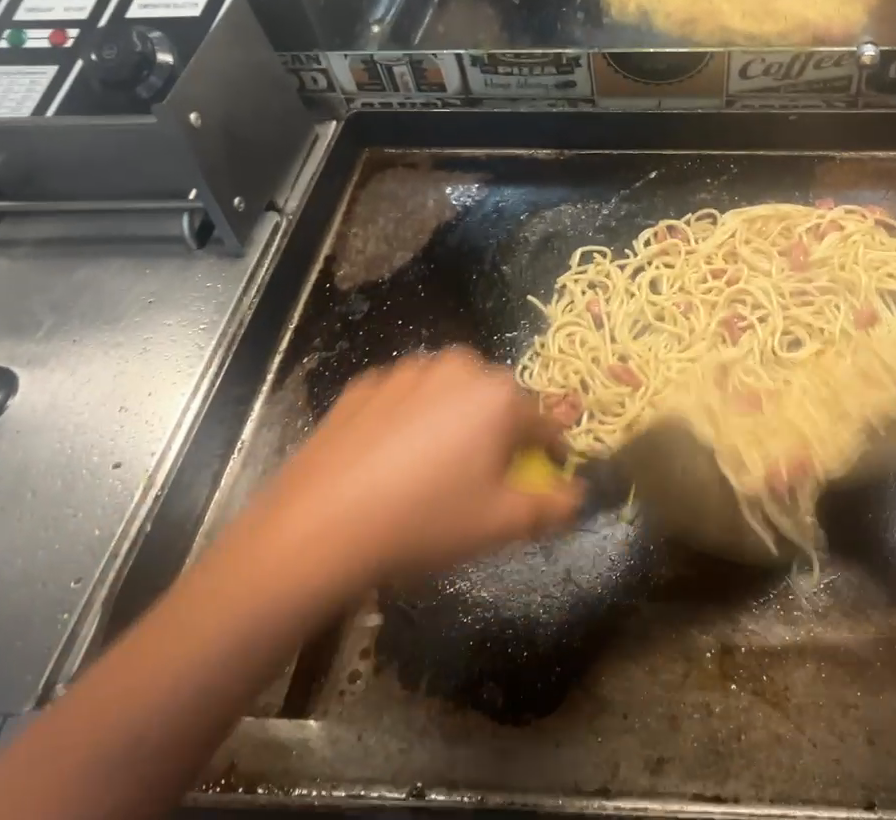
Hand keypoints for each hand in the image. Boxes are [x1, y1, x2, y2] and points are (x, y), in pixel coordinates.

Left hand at [251, 348, 581, 589]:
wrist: (317, 527)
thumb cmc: (425, 521)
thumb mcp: (502, 524)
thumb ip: (555, 505)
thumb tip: (578, 494)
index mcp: (499, 395)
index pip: (545, 423)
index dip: (548, 454)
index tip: (538, 481)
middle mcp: (457, 368)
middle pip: (496, 403)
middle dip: (499, 436)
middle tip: (481, 483)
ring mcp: (405, 372)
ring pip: (450, 398)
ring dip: (455, 426)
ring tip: (433, 475)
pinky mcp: (362, 387)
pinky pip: (406, 402)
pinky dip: (411, 425)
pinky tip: (390, 466)